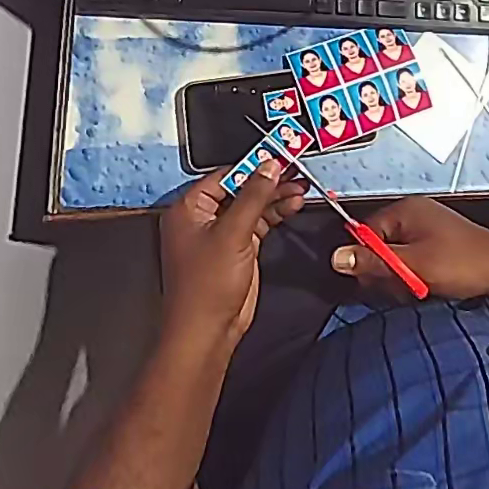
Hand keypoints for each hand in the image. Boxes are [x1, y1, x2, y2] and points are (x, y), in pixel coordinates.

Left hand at [159, 162, 306, 350]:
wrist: (208, 332)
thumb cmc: (205, 287)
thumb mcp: (233, 233)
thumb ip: (253, 196)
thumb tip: (268, 167)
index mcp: (189, 207)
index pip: (225, 176)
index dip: (253, 165)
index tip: (277, 156)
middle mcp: (202, 217)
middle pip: (240, 189)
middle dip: (268, 181)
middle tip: (294, 170)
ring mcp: (220, 234)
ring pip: (251, 206)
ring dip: (275, 197)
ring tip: (299, 187)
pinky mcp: (237, 249)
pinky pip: (257, 223)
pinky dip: (274, 214)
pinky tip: (292, 205)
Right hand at [331, 197, 488, 301]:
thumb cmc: (463, 264)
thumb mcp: (413, 266)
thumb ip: (373, 261)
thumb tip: (337, 257)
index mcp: (404, 210)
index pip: (364, 233)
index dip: (367, 261)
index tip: (377, 283)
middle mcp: (413, 213)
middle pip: (379, 245)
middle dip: (388, 272)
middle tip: (406, 288)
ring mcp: (426, 227)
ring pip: (396, 256)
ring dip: (403, 277)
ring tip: (421, 289)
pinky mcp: (437, 242)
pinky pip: (412, 258)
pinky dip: (416, 274)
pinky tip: (428, 286)